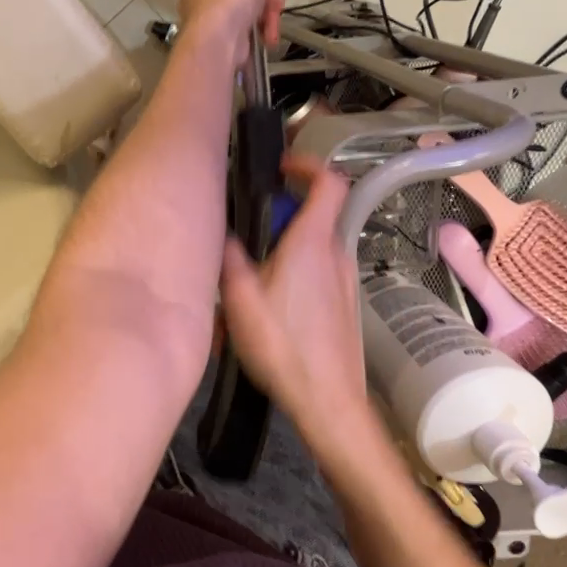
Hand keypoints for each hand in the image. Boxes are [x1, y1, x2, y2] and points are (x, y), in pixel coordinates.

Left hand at [175, 0, 282, 67]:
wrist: (220, 37)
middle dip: (263, 2)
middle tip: (276, 5)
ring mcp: (207, 24)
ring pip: (244, 18)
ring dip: (265, 21)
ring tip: (272, 26)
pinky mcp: (217, 44)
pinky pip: (243, 36)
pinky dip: (258, 37)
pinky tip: (267, 39)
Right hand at [219, 155, 373, 440]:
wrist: (329, 401)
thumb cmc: (284, 349)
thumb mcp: (241, 301)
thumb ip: (229, 259)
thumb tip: (222, 232)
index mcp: (312, 243)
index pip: (329, 182)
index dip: (308, 165)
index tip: (281, 166)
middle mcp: (334, 254)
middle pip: (312, 216)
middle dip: (278, 219)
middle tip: (245, 238)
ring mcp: (343, 280)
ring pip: (311, 249)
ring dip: (282, 253)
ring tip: (248, 284)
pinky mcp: (344, 304)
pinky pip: (317, 275)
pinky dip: (293, 277)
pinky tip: (267, 312)